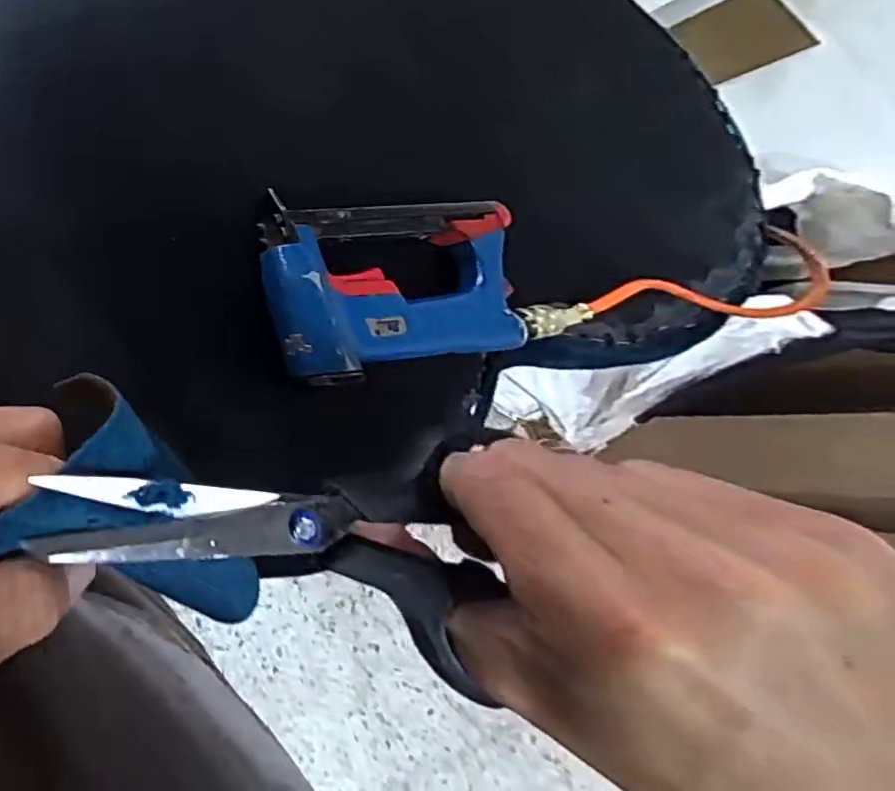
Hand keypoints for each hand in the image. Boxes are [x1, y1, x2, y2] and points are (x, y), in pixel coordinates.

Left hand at [0, 406, 89, 789]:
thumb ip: (30, 596)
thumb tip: (85, 557)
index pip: (50, 466)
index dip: (89, 514)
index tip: (114, 563)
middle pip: (39, 442)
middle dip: (62, 504)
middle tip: (47, 574)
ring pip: (20, 456)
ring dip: (33, 512)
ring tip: (11, 574)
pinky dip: (7, 511)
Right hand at [438, 439, 894, 790]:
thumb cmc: (670, 755)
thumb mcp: (525, 681)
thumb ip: (436, 588)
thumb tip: (377, 520)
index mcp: (611, 613)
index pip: (489, 474)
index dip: (462, 489)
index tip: (467, 517)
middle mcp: (698, 568)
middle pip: (544, 462)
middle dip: (519, 494)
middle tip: (534, 545)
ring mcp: (781, 546)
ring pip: (613, 466)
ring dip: (592, 501)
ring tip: (621, 560)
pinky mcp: (840, 535)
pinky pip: (693, 482)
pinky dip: (666, 512)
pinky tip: (689, 564)